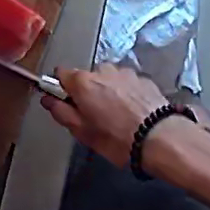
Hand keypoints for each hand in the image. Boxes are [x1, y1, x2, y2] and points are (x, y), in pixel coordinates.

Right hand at [41, 63, 177, 167]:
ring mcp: (124, 72)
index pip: (61, 73)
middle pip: (86, 77)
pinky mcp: (142, 78)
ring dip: (107, 92)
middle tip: (94, 117)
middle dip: (87, 93)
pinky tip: (133, 114)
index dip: (61, 88)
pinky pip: (126, 83)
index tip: (67, 103)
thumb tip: (48, 100)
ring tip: (117, 118)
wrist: (160, 137)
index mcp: (83, 82)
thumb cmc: (118, 139)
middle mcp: (102, 70)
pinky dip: (125, 94)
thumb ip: (61, 112)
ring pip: (107, 79)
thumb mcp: (83, 132)